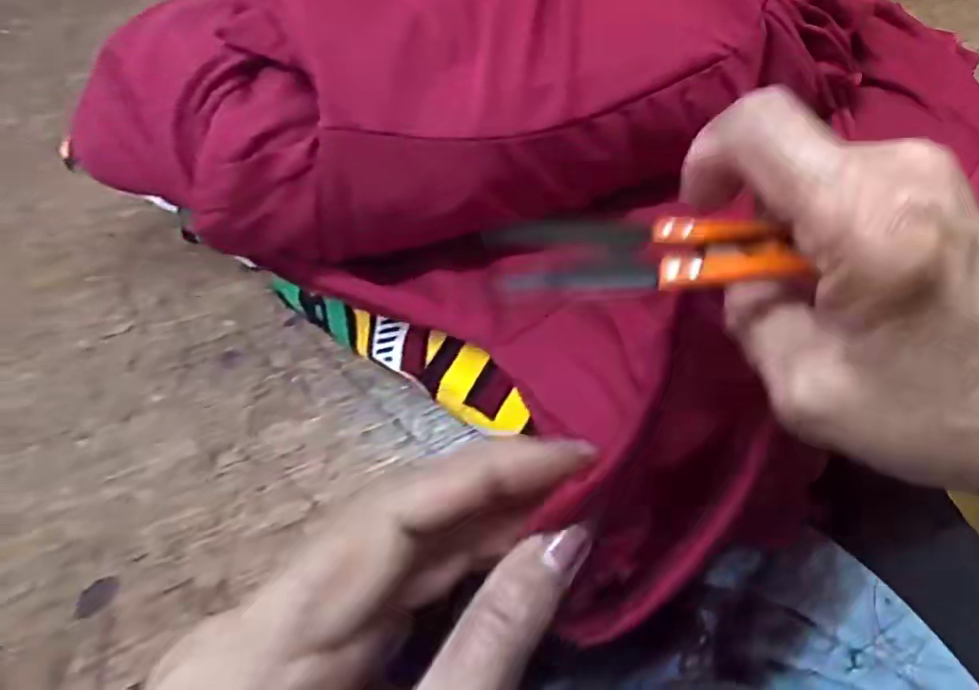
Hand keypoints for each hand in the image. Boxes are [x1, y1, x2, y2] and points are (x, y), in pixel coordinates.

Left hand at [148, 438, 594, 689]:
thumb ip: (496, 633)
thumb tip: (574, 530)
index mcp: (262, 640)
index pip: (397, 506)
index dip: (498, 467)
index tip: (584, 455)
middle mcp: (261, 614)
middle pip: (402, 513)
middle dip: (507, 486)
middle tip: (593, 477)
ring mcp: (274, 629)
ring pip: (404, 538)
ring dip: (496, 516)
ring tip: (571, 504)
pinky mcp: (299, 648)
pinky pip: (395, 576)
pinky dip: (466, 555)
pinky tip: (519, 545)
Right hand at [682, 88, 978, 542]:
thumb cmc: (925, 410)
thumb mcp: (806, 387)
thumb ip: (751, 309)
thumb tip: (737, 263)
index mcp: (868, 213)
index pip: (759, 123)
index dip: (709, 156)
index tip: (704, 215)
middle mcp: (904, 165)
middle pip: (790, 147)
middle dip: (760, 207)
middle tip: (774, 282)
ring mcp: (932, 163)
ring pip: (822, 161)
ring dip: (800, 214)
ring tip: (824, 287)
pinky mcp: (944, 174)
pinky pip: (857, 171)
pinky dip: (835, 210)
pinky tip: (860, 269)